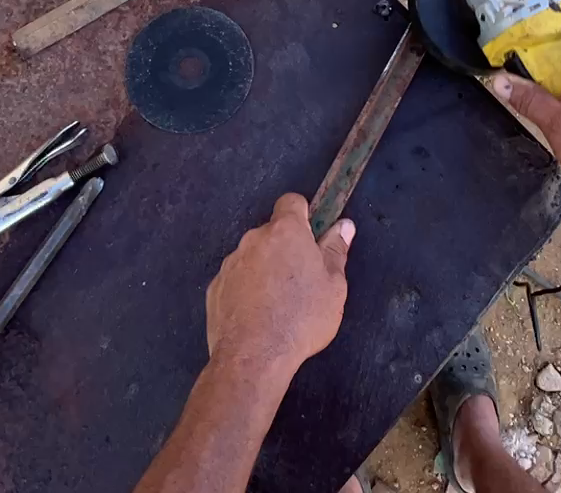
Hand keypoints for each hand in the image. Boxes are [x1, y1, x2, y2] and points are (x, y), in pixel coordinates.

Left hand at [204, 193, 353, 374]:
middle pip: (273, 232)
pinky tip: (257, 316)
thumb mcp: (334, 286)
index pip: (292, 201)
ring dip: (265, 269)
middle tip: (300, 279)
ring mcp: (231, 262)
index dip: (303, 214)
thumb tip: (344, 225)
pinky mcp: (215, 287)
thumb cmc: (301, 318)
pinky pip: (236, 279)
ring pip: (254, 256)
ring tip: (278, 303)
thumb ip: (336, 250)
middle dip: (285, 248)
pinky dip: (246, 290)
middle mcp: (254, 238)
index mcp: (286, 231)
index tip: (311, 237)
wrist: (253, 357)